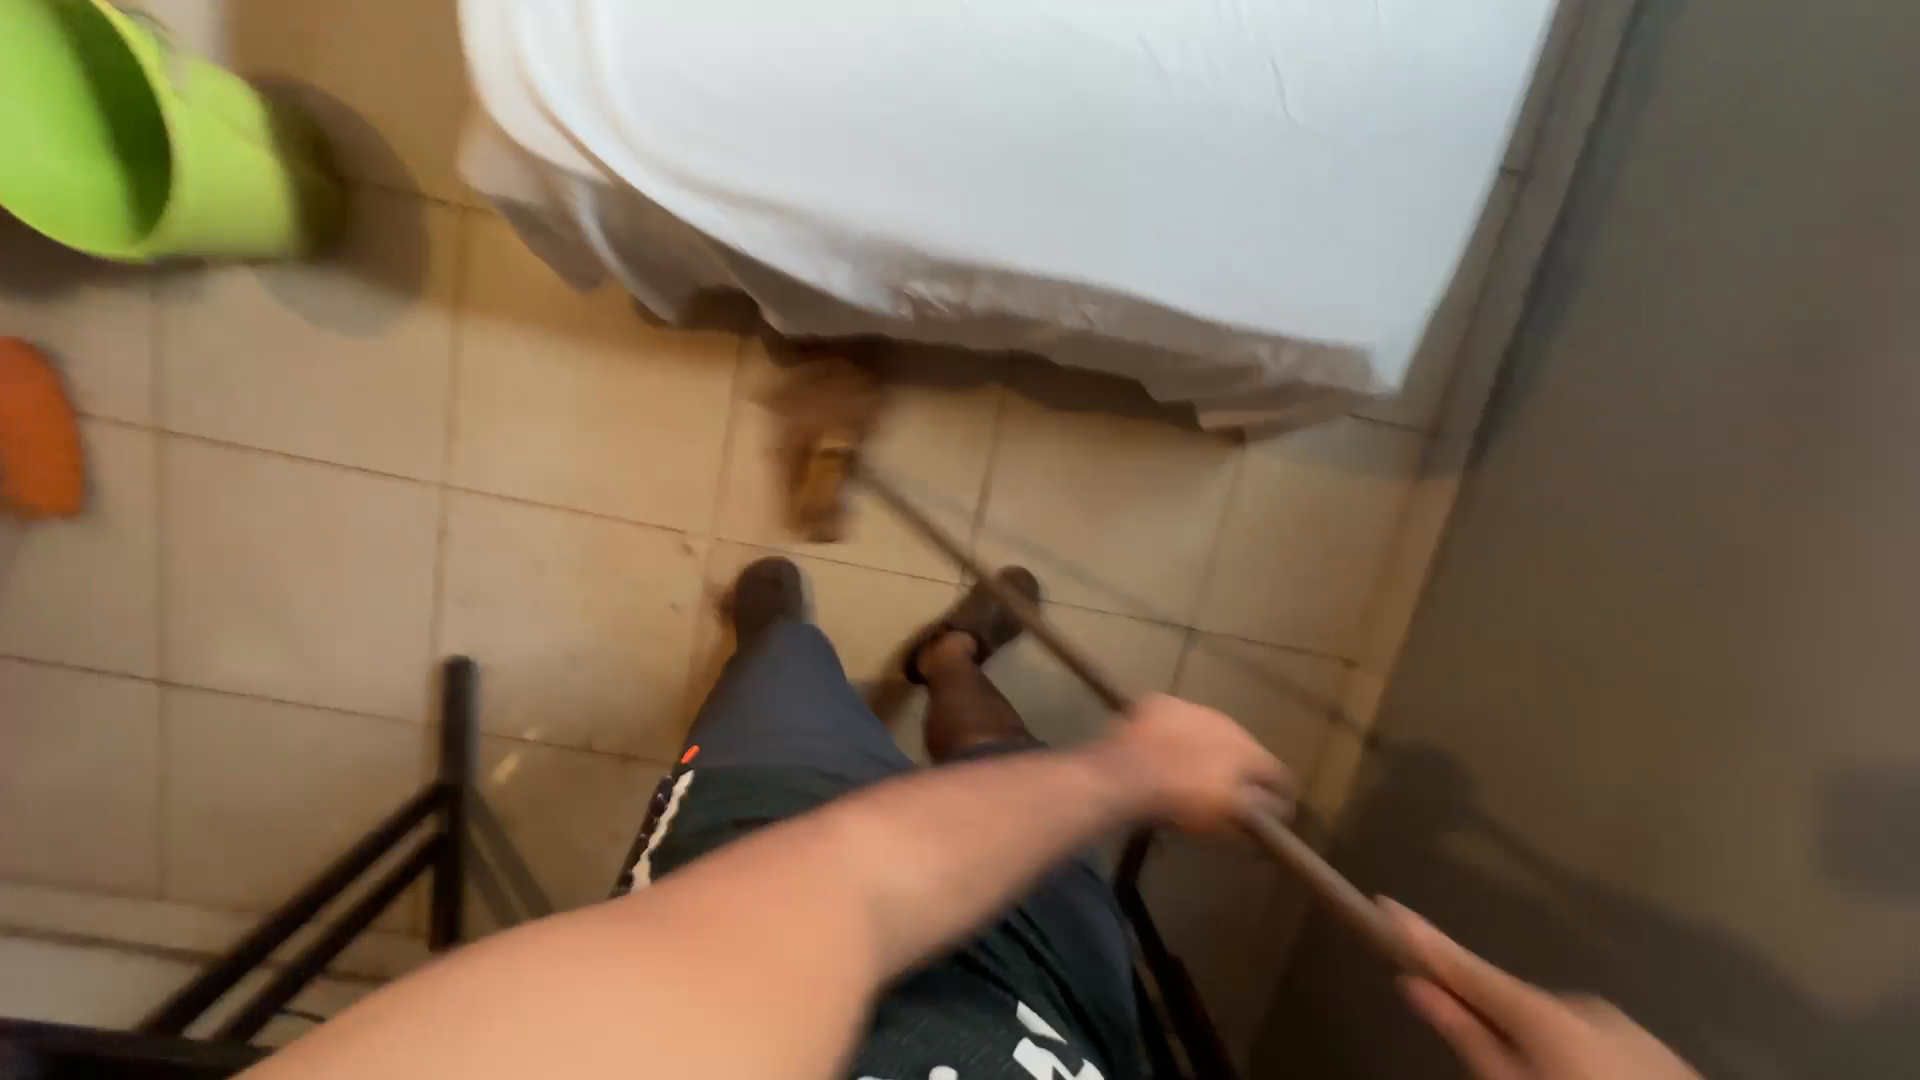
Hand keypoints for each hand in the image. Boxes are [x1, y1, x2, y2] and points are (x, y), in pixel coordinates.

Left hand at [1093, 694, 1291, 831]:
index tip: (1275, 803)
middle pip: (1244, 745)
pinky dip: (1176, 730)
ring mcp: (1193, 708)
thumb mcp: (1225, 818)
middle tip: (1229, 782)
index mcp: (1248, 753)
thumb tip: (1275, 809)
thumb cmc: (1179, 804)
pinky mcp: (1161, 703)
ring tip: (1195, 762)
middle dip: (1240, 763)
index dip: (1278, 790)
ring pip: (1211, 727)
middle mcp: (1227, 724)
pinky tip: (1167, 745)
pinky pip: (1177, 717)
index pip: (1276, 772)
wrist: (1126, 774)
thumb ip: (1255, 810)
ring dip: (1208, 743)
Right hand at [1385, 901, 1701, 1079]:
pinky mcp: (1664, 1056)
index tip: (1384, 904)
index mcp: (1544, 1011)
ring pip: (1557, 1025)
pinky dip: (1580, 1059)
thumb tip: (1416, 986)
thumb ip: (1468, 1037)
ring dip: (1539, 1043)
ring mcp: (1631, 1028)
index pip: (1464, 965)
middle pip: (1513, 1001)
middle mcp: (1585, 1004)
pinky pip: (1597, 1044)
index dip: (1420, 936)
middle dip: (1492, 1018)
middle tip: (1488, 1060)